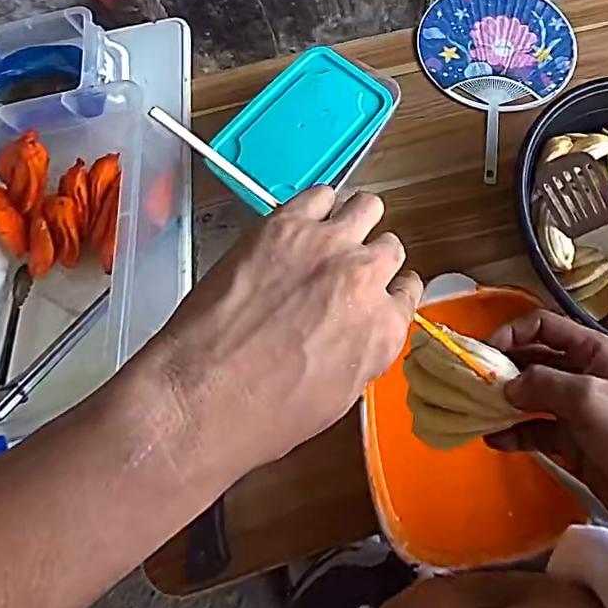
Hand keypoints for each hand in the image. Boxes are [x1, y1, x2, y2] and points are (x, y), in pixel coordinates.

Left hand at [145, 187, 421, 476]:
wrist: (200, 395)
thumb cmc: (264, 413)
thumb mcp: (339, 396)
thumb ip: (366, 349)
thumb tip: (362, 326)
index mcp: (383, 327)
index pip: (407, 291)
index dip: (392, 289)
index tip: (380, 288)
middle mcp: (365, 278)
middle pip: (390, 246)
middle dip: (372, 256)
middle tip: (348, 264)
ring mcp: (328, 245)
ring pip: (367, 206)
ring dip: (355, 221)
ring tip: (332, 233)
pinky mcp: (287, 224)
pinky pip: (321, 194)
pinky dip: (317, 206)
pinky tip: (303, 221)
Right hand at [484, 310, 607, 546]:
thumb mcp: (589, 399)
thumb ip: (544, 384)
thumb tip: (507, 385)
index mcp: (590, 351)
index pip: (543, 326)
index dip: (513, 332)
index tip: (487, 349)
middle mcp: (580, 374)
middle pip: (533, 359)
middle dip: (504, 367)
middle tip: (475, 380)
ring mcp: (576, 410)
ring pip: (530, 396)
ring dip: (505, 401)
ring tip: (478, 409)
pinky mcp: (573, 443)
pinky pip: (536, 430)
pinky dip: (515, 433)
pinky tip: (495, 439)